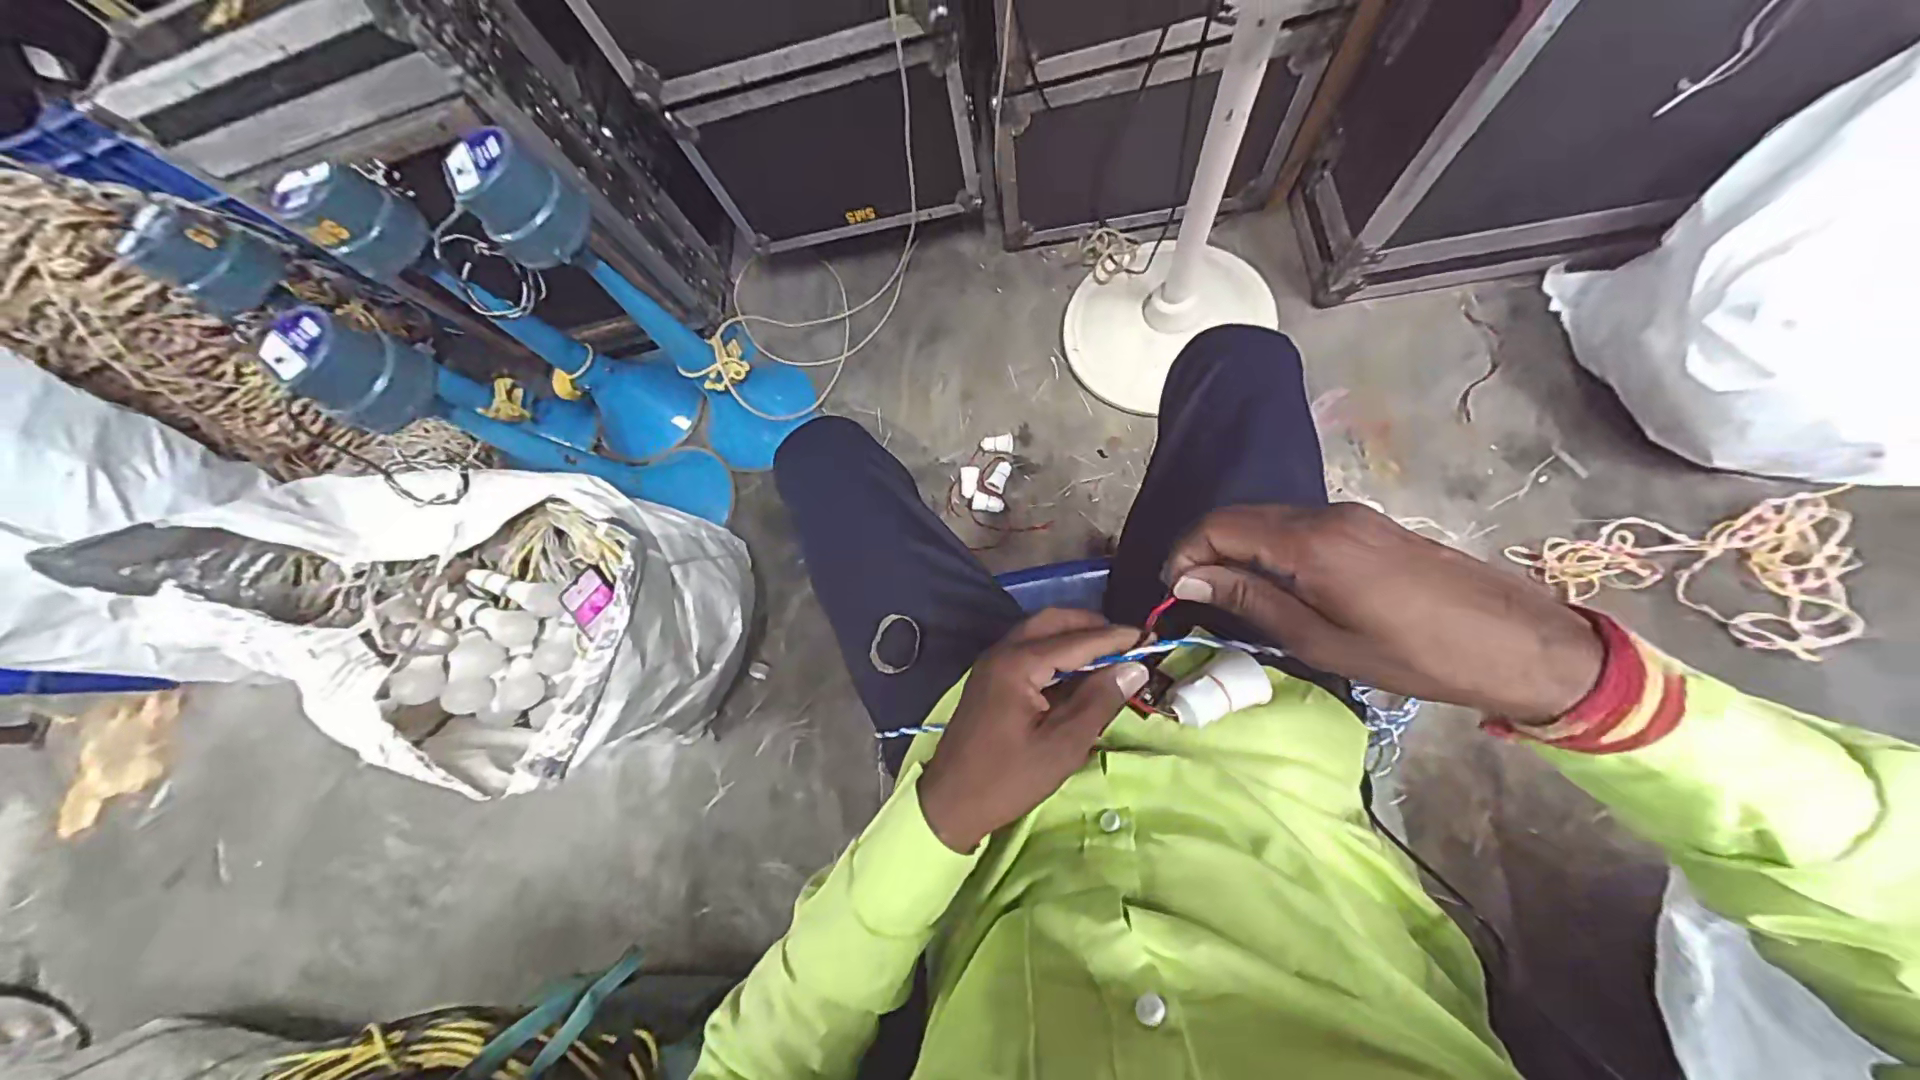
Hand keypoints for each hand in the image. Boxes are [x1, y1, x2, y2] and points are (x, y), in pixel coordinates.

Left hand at [917, 610, 1148, 852]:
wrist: (949, 803)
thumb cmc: (1007, 778)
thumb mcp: (1062, 745)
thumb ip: (1098, 701)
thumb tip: (1133, 668)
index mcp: (1018, 664)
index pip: (1076, 640)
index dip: (1115, 638)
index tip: (1148, 637)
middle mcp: (1002, 652)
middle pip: (1053, 621)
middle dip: (1092, 626)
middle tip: (1128, 641)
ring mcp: (993, 663)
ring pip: (1039, 632)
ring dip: (1074, 636)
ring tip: (1110, 653)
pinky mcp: (991, 677)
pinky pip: (1028, 649)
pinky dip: (1057, 652)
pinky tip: (1079, 671)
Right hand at [1163, 503, 1601, 720]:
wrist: (1521, 645)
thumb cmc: (1415, 656)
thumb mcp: (1321, 641)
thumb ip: (1250, 601)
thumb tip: (1189, 579)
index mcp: (1310, 543)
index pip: (1220, 526)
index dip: (1186, 553)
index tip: (1175, 589)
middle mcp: (1326, 515)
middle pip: (1240, 516)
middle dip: (1206, 550)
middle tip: (1195, 594)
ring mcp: (1351, 515)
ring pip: (1269, 519)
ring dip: (1237, 549)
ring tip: (1231, 593)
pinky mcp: (1368, 524)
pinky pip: (1299, 525)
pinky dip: (1270, 547)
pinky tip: (1276, 582)